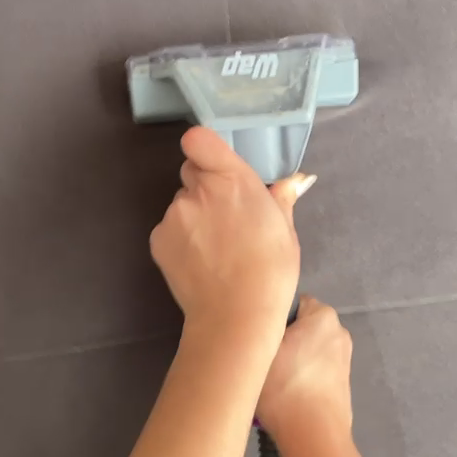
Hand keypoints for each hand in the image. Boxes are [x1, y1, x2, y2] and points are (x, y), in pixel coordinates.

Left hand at [150, 127, 310, 334]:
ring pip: (180, 204)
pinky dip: (180, 240)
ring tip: (214, 249)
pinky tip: (199, 262)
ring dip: (193, 217)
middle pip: (191, 173)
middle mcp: (197, 190)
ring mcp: (174, 215)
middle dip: (204, 187)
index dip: (204, 149)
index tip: (214, 165)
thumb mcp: (285, 230)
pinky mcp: (157, 239)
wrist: (236, 315)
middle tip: (225, 218)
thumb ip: (282, 197)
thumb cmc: (271, 271)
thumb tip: (299, 179)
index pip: (198, 140)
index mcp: (231, 179)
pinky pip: (168, 229)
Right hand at [257, 295, 353, 442]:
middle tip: (261, 361)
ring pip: (307, 351)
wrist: (313, 436)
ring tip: (272, 382)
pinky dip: (302, 378)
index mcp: (323, 316)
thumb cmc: (284, 386)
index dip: (272, 319)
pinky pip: (315, 371)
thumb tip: (253, 321)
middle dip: (284, 341)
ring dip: (291, 361)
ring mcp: (344, 360)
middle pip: (301, 328)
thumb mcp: (261, 348)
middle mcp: (339, 332)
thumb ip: (258, 327)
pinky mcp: (342, 384)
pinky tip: (287, 395)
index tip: (258, 338)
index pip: (292, 304)